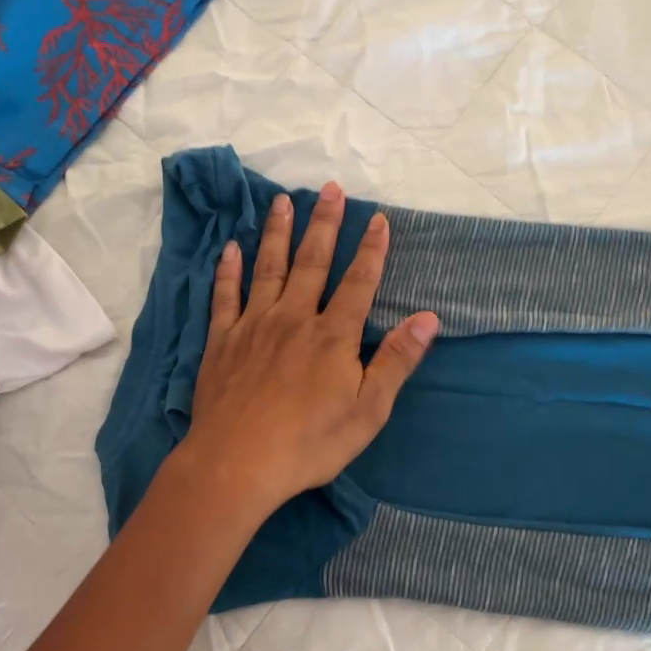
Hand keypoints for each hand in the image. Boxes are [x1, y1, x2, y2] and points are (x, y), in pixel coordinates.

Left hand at [175, 182, 439, 518]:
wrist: (238, 462)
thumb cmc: (310, 443)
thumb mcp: (368, 410)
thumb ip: (396, 361)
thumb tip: (428, 318)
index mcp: (333, 336)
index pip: (359, 283)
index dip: (371, 249)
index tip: (378, 218)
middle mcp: (294, 318)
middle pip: (312, 262)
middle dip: (324, 224)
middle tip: (329, 188)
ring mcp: (254, 326)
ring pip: (268, 269)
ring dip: (277, 233)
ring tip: (282, 201)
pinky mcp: (222, 342)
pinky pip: (225, 296)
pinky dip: (228, 270)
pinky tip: (231, 249)